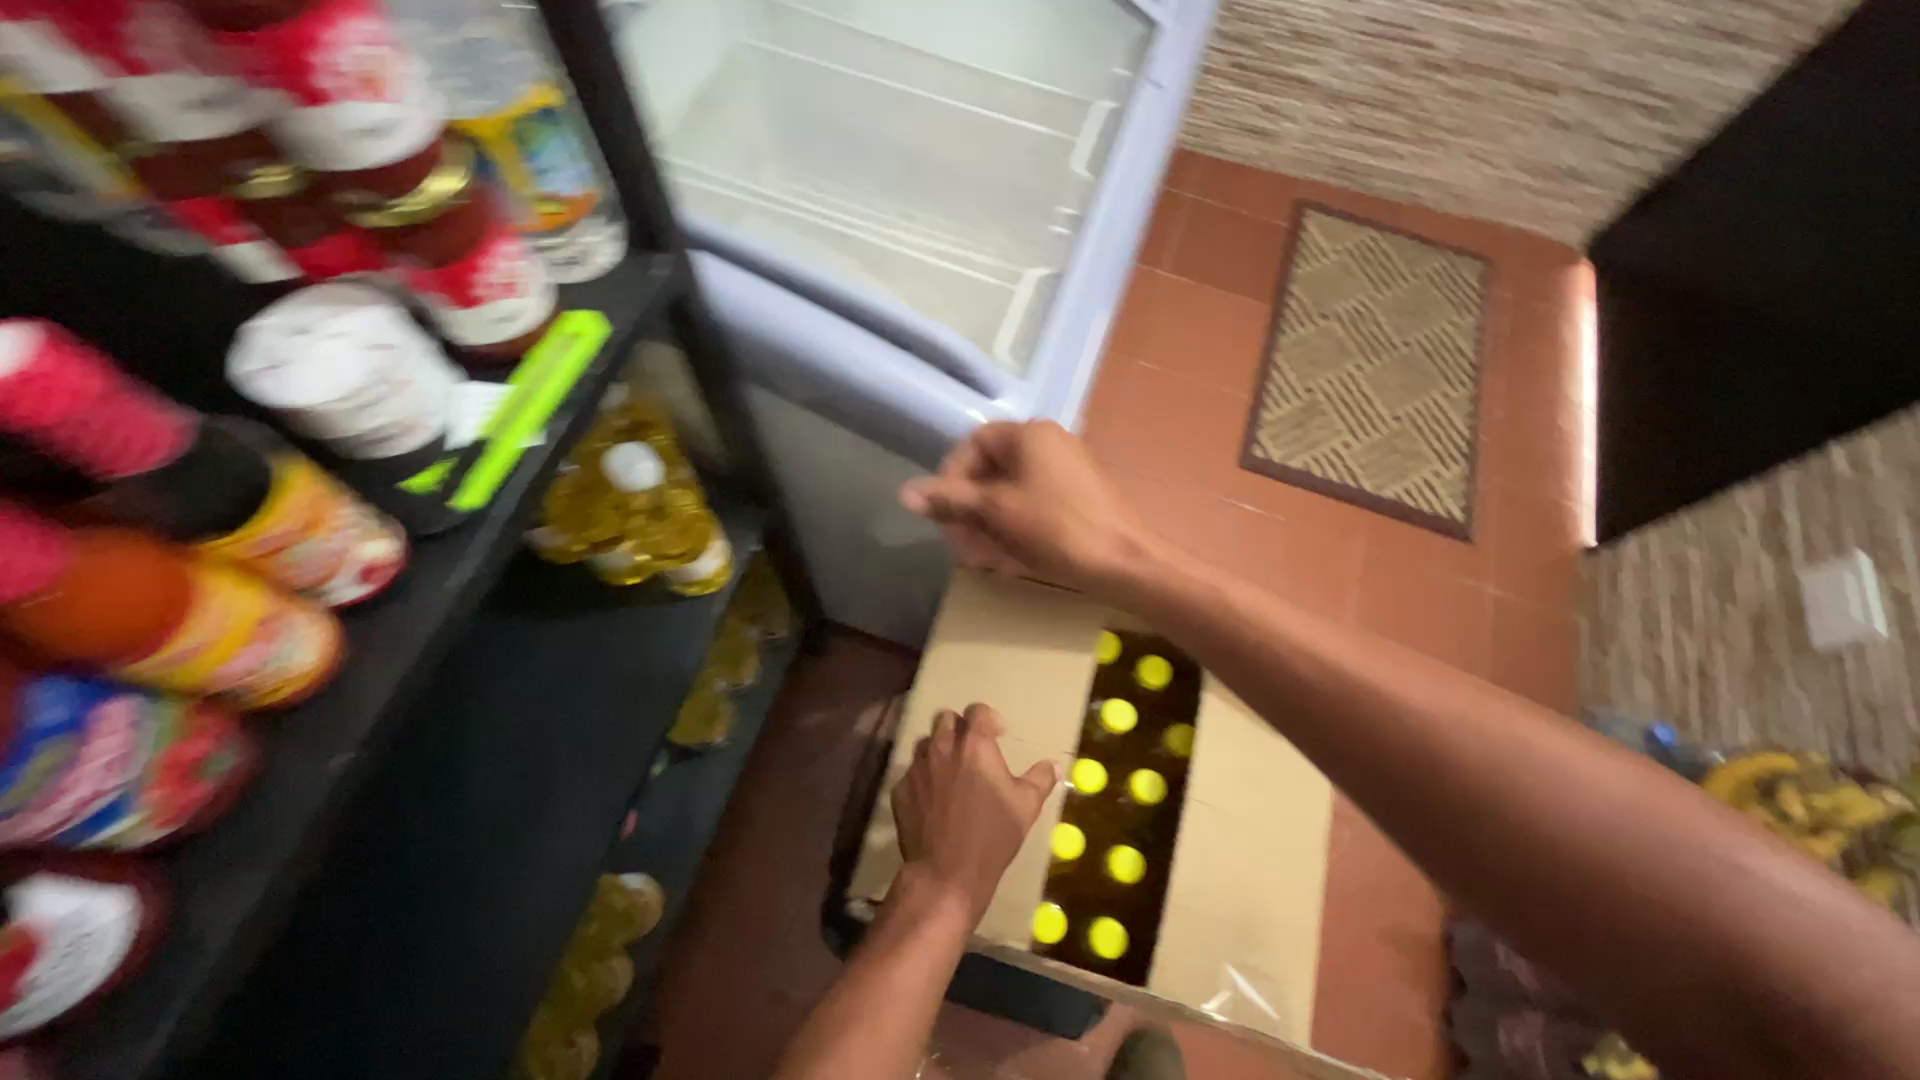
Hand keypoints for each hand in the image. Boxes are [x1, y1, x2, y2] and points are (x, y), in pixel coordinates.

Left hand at [891, 704, 1059, 919]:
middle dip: (960, 728)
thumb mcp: (1026, 807)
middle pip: (946, 719)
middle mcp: (942, 749)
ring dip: (939, 750)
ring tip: (950, 772)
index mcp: (975, 746)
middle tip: (971, 749)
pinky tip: (932, 800)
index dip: (988, 718)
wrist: (947, 872)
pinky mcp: (900, 790)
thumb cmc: (993, 836)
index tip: (998, 734)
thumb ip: (1040, 779)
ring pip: (925, 744)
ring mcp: (917, 768)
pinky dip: (922, 779)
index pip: (977, 711)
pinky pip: (911, 773)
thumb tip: (1053, 765)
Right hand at [898, 420, 1162, 596]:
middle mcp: (1051, 443)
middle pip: (992, 470)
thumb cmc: (1055, 529)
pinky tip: (1011, 563)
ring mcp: (1069, 472)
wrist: (1124, 563)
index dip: (951, 478)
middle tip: (959, 546)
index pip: (974, 443)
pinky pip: (1036, 508)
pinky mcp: (1081, 499)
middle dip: (970, 510)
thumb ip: (949, 500)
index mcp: (1030, 435)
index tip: (943, 514)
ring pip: (1013, 494)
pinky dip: (1016, 531)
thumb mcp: (995, 513)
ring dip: (989, 526)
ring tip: (982, 560)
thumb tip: (904, 493)